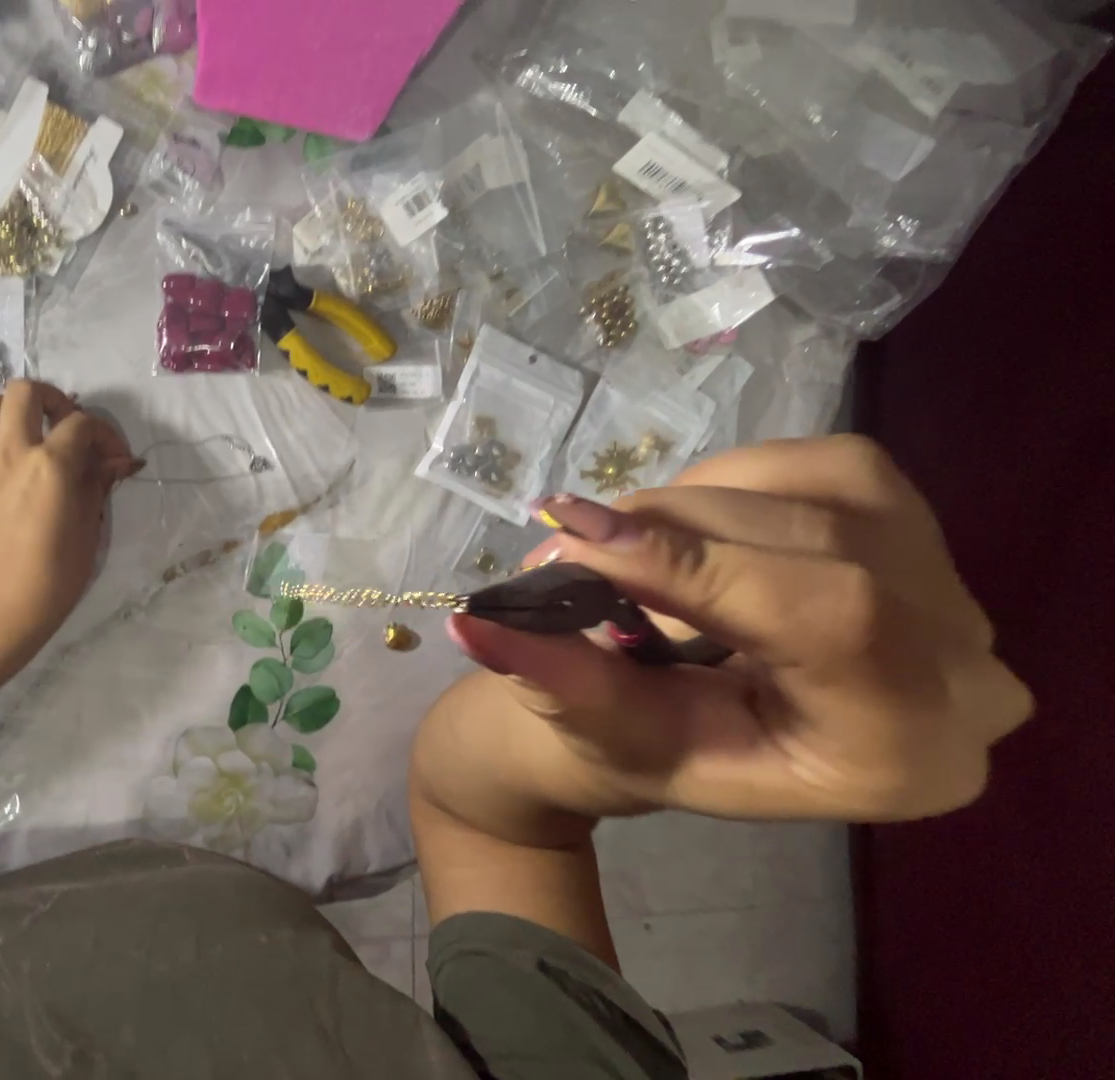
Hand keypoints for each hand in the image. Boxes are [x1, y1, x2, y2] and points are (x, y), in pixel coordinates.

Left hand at [0, 381, 138, 678]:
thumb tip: (116, 460)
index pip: (82, 424)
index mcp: (51, 464)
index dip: (104, 433)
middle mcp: (11, 452)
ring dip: (7, 410)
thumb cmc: (56, 575)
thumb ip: (98, 482)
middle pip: (24, 391)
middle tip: (63, 426)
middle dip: (50, 399)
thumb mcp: (90, 526)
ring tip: (24, 433)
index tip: (112, 455)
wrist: (3, 606)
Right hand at [420, 435, 1030, 836]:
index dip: (692, 561)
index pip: (826, 620)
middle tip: (561, 540)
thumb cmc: (630, 750)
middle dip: (670, 528)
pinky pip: (820, 467)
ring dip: (692, 504)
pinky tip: (682, 526)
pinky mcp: (915, 533)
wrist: (670, 735)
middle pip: (822, 544)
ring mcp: (954, 595)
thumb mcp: (590, 728)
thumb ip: (544, 675)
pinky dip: (728, 480)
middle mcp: (967, 676)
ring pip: (820, 492)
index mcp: (900, 754)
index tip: (572, 531)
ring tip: (614, 544)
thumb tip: (469, 624)